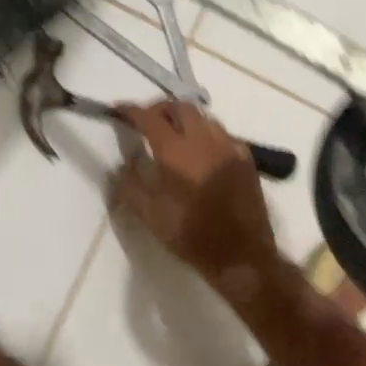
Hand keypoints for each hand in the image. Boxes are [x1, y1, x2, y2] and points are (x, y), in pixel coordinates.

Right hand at [112, 101, 283, 300]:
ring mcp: (229, 148)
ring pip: (204, 117)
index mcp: (176, 152)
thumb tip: (123, 166)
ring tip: (173, 132)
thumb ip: (130, 184)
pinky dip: (206, 133)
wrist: (243, 258)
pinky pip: (223, 134)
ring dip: (184, 118)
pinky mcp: (246, 160)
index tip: (119, 110)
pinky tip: (201, 150)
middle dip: (159, 108)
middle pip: (180, 107)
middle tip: (147, 120)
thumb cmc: (191, 235)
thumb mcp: (149, 214)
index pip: (149, 117)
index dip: (131, 110)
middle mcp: (204, 142)